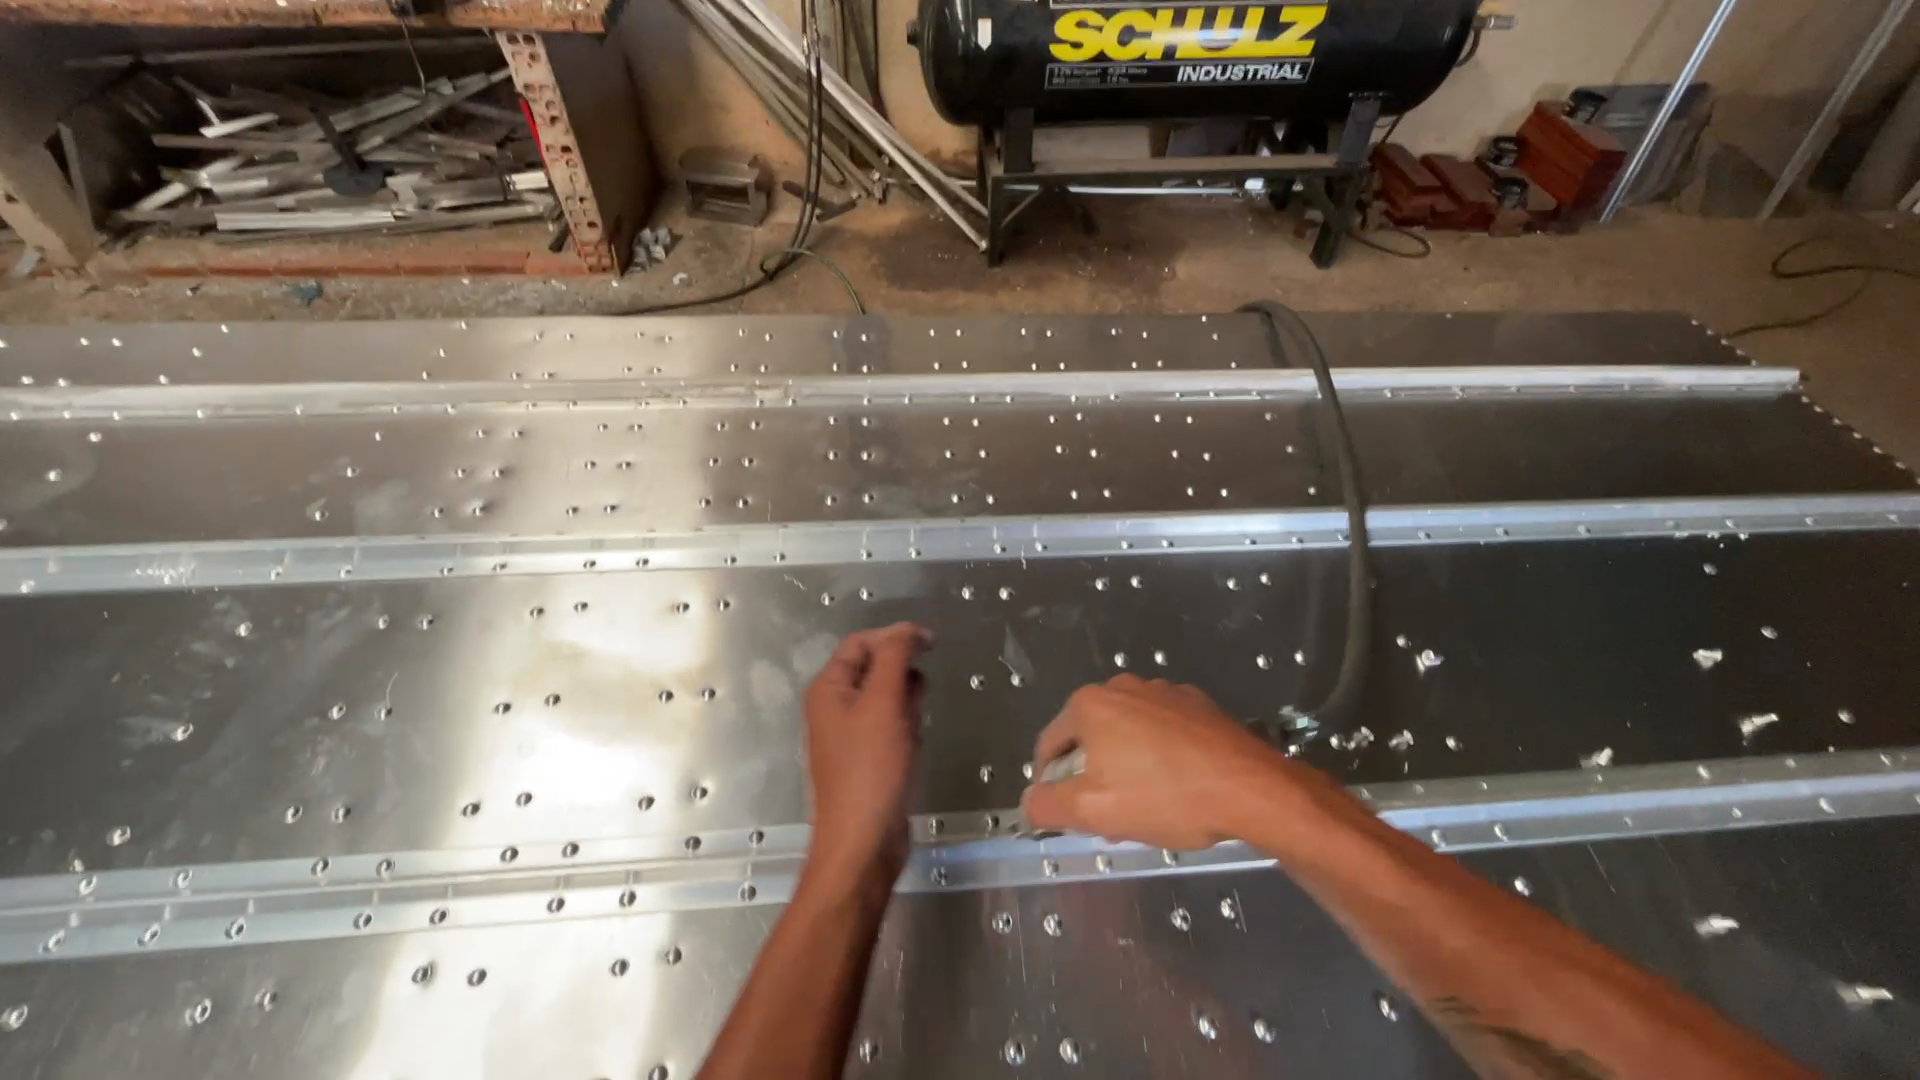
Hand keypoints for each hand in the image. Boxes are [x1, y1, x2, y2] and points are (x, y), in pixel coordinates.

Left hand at [802, 623, 930, 880]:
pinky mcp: (869, 759)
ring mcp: (851, 735)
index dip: (895, 637)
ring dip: (908, 704)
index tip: (932, 643)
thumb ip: (896, 657)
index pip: (861, 642)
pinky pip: (892, 727)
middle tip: (920, 695)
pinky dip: (908, 729)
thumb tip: (909, 630)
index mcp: (828, 688)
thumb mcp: (884, 703)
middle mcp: (834, 707)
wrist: (864, 842)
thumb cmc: (871, 769)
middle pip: (875, 668)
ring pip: (887, 698)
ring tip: (914, 725)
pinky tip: (915, 745)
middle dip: (903, 674)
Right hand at [1021, 675, 1339, 849]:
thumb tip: (1029, 801)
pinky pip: (1162, 732)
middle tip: (1106, 814)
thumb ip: (1047, 805)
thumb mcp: (1093, 811)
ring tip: (1145, 804)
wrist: (1251, 789)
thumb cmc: (1165, 796)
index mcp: (1090, 704)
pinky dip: (1158, 755)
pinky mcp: (1197, 705)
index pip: (1049, 744)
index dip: (1049, 782)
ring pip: (1126, 733)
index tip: (1063, 811)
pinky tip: (1176, 786)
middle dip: (1090, 775)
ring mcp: (1164, 692)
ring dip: (1124, 765)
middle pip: (1089, 737)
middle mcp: (1123, 687)